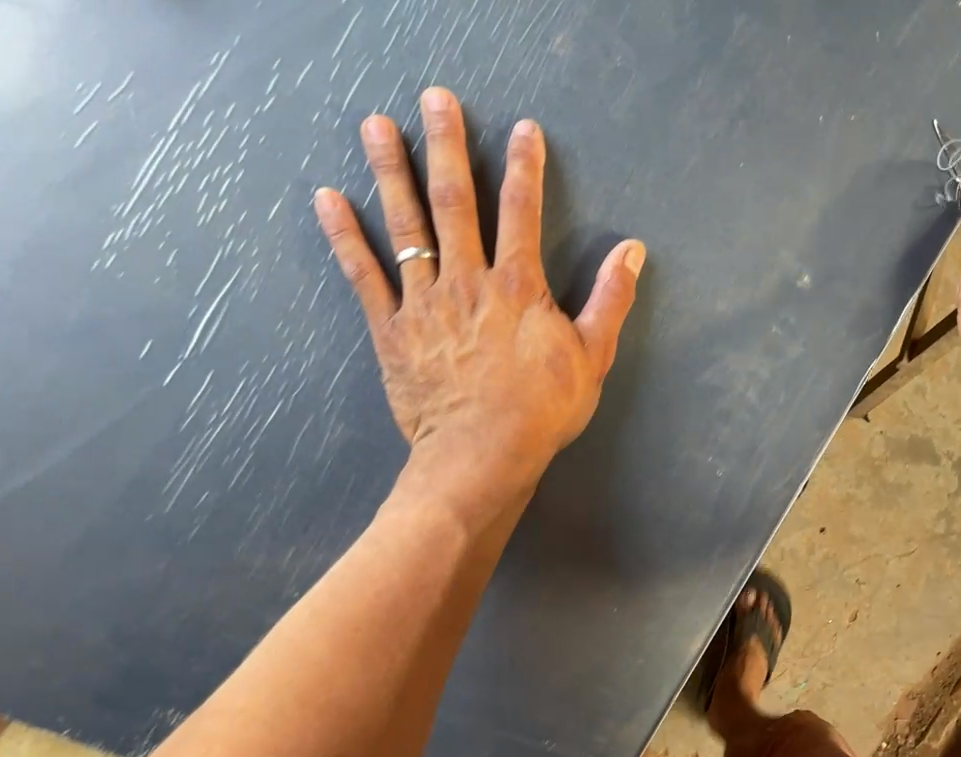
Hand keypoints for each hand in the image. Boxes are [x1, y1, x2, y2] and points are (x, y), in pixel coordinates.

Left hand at [313, 86, 645, 525]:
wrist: (483, 453)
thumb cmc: (544, 409)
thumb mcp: (593, 357)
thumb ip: (611, 300)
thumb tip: (633, 251)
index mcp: (519, 285)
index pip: (523, 212)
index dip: (526, 167)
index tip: (524, 128)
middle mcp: (468, 280)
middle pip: (455, 201)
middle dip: (447, 146)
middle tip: (435, 98)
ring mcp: (425, 301)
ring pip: (405, 226)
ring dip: (390, 171)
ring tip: (375, 125)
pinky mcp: (393, 328)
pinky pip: (364, 275)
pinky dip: (345, 236)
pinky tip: (328, 198)